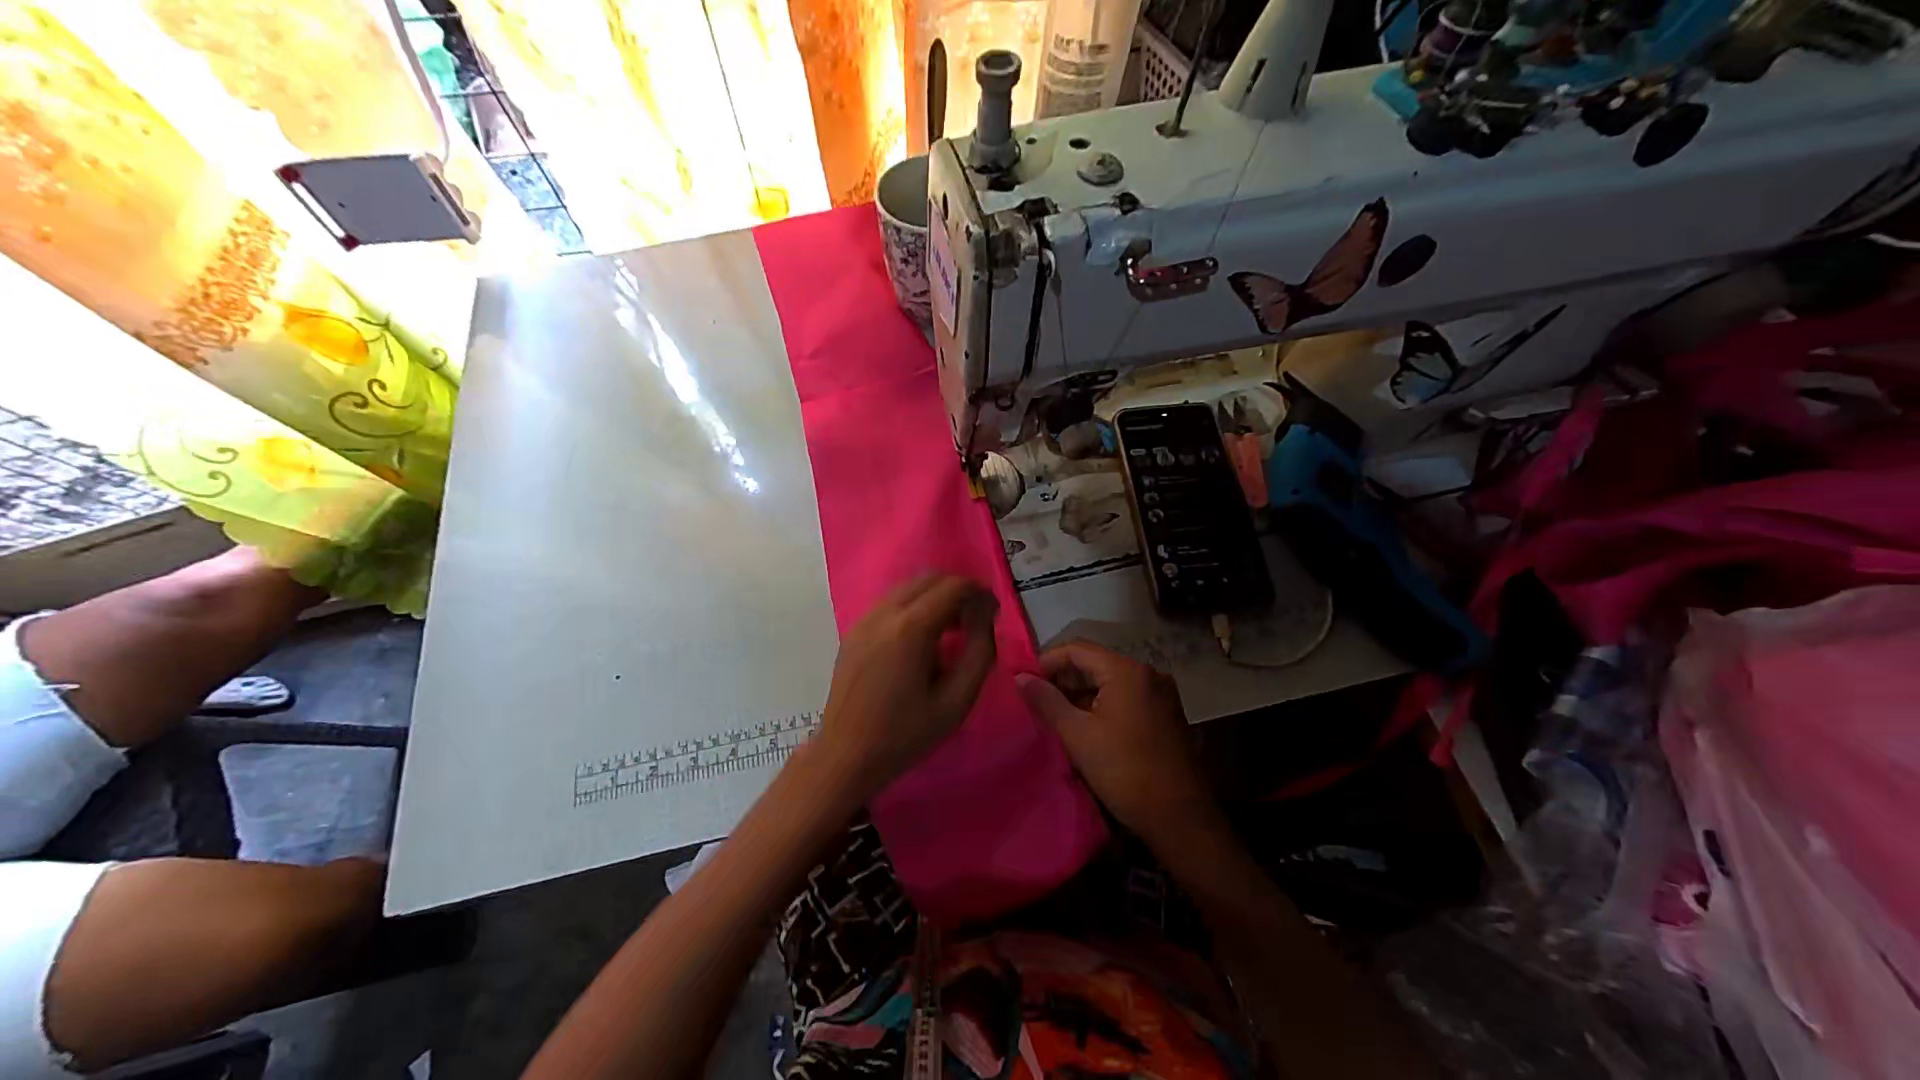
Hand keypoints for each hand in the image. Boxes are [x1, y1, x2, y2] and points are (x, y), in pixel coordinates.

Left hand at [815, 575, 998, 800]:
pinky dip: (913, 607)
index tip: (994, 613)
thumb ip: (979, 654)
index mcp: (910, 628)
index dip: (979, 592)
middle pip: (929, 579)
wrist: (846, 756)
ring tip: (952, 631)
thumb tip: (985, 618)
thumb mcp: (956, 702)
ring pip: (907, 588)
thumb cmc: (905, 735)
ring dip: (935, 597)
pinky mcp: (853, 632)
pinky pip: (890, 603)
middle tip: (976, 620)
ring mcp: (863, 620)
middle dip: (957, 591)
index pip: (953, 587)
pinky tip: (922, 641)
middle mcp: (884, 614)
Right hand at [1015, 642, 1218, 843]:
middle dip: (1063, 680)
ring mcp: (1160, 694)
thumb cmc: (1123, 770)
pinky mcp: (1165, 715)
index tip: (1024, 684)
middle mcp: (1148, 674)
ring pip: (1109, 683)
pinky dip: (1101, 706)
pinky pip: (1125, 698)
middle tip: (1037, 703)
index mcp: (1127, 671)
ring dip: (1081, 695)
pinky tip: (1084, 729)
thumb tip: (1021, 678)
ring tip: (1055, 718)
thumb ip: (1047, 701)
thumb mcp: (1077, 735)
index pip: (1077, 649)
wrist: (1178, 816)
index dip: (1046, 662)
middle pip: (1095, 663)